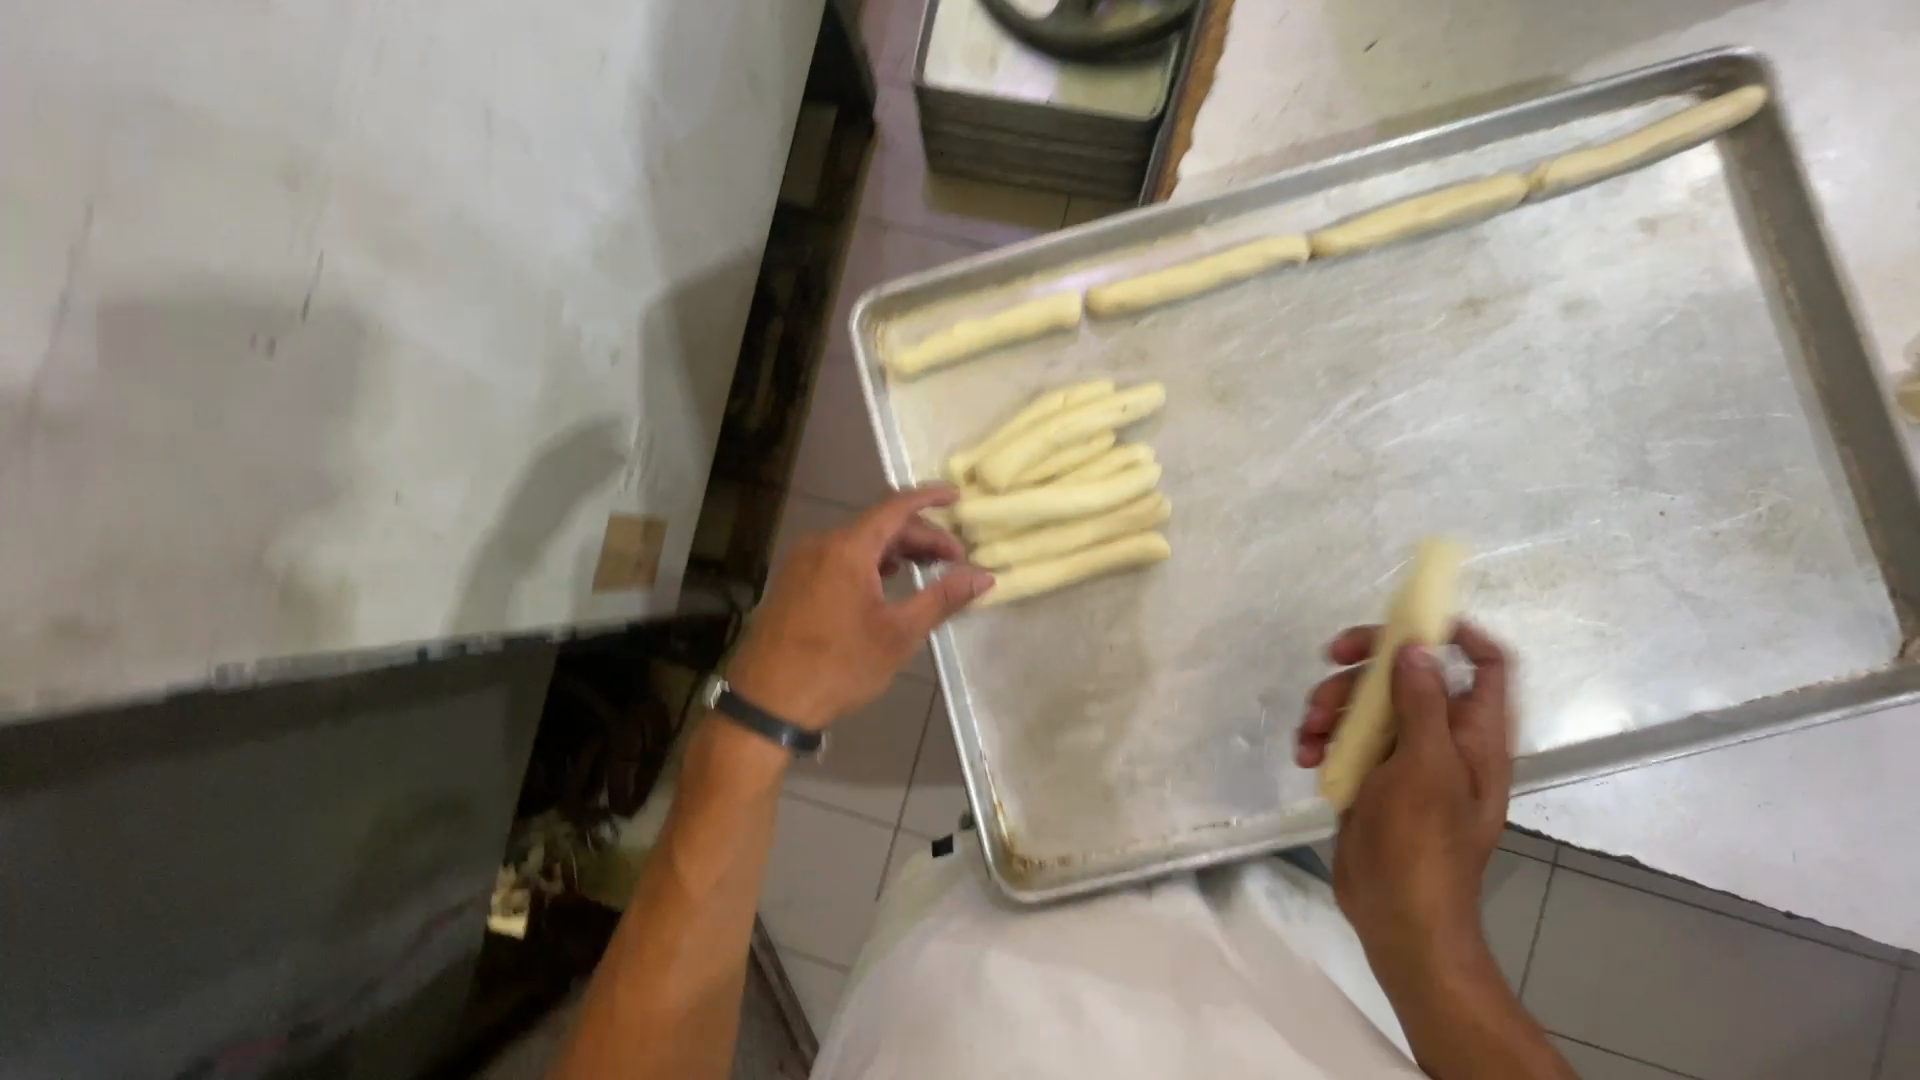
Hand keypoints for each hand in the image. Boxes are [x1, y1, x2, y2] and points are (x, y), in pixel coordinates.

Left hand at [726, 486, 992, 729]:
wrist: (767, 701)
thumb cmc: (838, 666)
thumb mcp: (898, 634)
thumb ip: (941, 598)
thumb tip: (983, 577)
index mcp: (847, 548)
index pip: (896, 506)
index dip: (930, 498)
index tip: (958, 497)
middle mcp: (822, 544)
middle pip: (879, 524)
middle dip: (920, 536)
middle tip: (954, 559)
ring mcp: (803, 562)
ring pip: (858, 541)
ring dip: (896, 549)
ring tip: (927, 569)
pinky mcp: (793, 581)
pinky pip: (839, 556)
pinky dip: (870, 561)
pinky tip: (886, 581)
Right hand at [1296, 622, 1513, 972]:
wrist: (1397, 915)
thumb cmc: (1423, 843)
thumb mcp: (1425, 768)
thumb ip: (1422, 704)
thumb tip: (1417, 648)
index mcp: (1473, 734)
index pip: (1487, 665)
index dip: (1459, 633)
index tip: (1411, 620)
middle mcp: (1441, 738)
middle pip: (1408, 673)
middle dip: (1366, 665)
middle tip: (1331, 657)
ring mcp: (1403, 757)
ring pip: (1367, 703)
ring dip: (1331, 705)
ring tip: (1308, 731)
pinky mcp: (1369, 776)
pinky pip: (1344, 737)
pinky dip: (1320, 738)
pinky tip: (1304, 755)